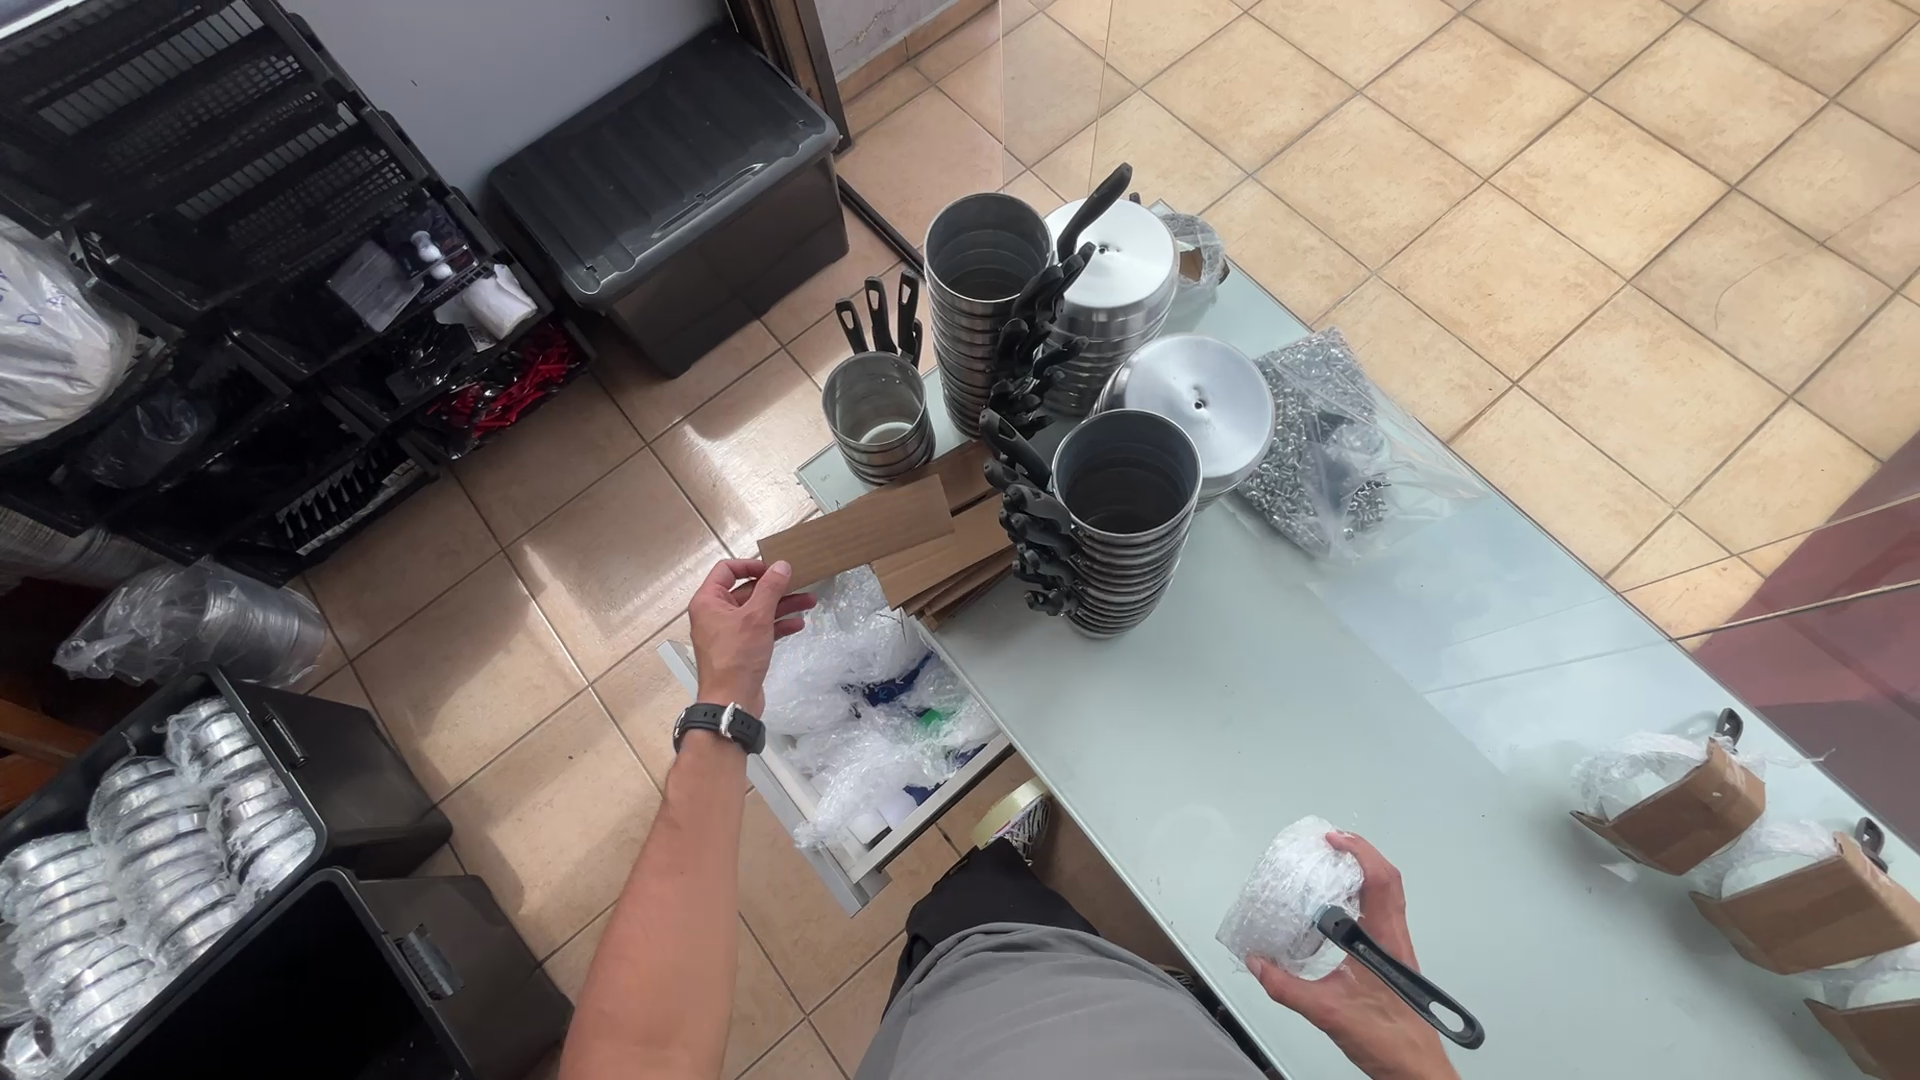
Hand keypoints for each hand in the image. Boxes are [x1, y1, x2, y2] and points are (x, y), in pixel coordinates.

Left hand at [688, 559, 814, 717]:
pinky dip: (778, 625)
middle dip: (776, 588)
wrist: (731, 701)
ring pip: (758, 610)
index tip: (774, 569)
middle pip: (748, 591)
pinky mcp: (741, 648)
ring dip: (783, 605)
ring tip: (810, 602)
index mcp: (709, 601)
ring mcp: (728, 632)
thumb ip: (770, 588)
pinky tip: (798, 624)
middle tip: (802, 583)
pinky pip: (761, 629)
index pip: (727, 570)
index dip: (751, 565)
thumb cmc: (737, 656)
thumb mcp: (756, 616)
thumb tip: (782, 565)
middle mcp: (715, 614)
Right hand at [1248, 833, 1456, 1079]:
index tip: (1331, 840)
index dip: (1359, 852)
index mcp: (1385, 941)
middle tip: (1327, 842)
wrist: (1419, 1075)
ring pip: (1385, 894)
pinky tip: (1332, 906)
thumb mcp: (1330, 1014)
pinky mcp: (1390, 957)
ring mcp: (1394, 946)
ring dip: (1360, 871)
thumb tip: (1256, 961)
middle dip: (1359, 852)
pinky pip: (1378, 912)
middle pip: (1387, 879)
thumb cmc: (1389, 1043)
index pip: (1382, 881)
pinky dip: (1357, 895)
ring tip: (1328, 863)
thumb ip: (1288, 988)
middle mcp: (1394, 937)